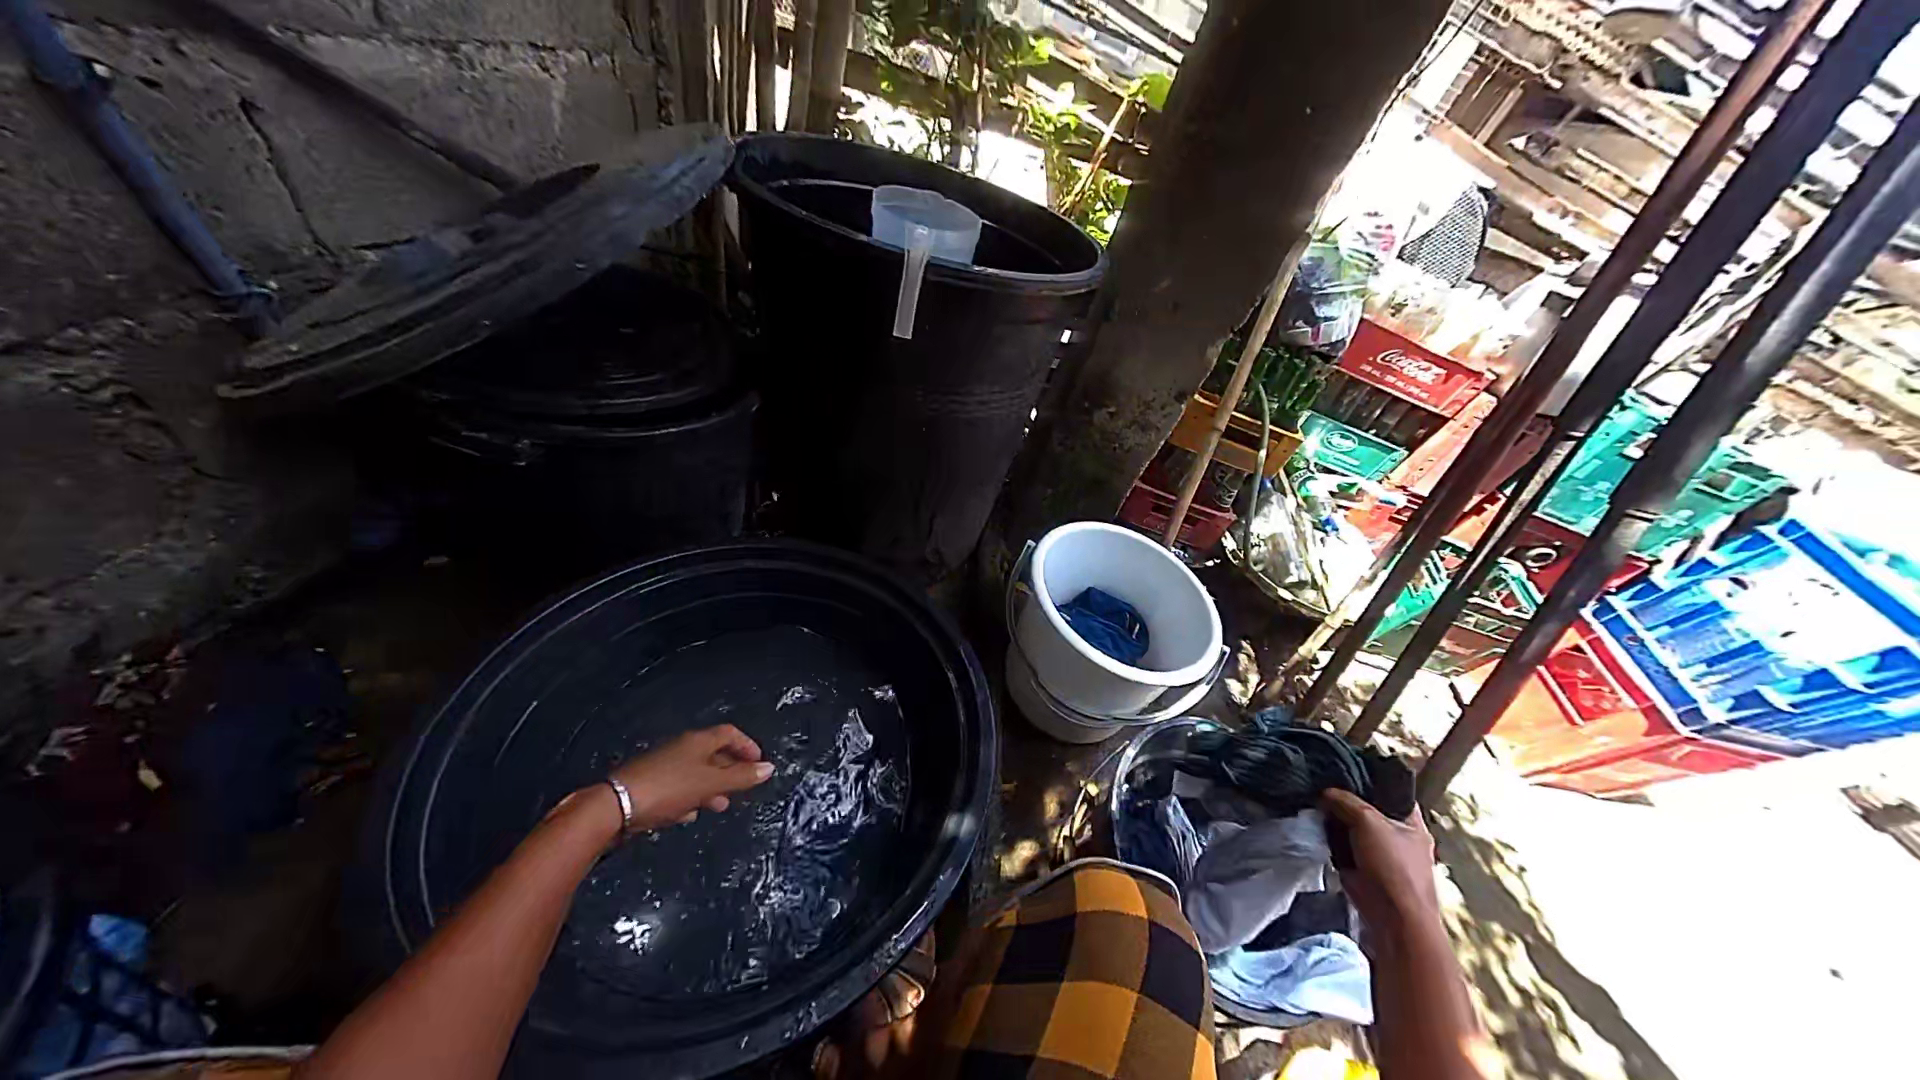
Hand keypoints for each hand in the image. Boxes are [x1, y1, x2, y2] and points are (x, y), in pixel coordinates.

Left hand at [606, 724, 774, 830]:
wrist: (614, 807)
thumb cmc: (669, 789)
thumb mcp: (711, 783)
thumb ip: (741, 777)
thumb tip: (769, 768)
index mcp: (698, 741)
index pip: (730, 733)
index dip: (747, 746)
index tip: (759, 764)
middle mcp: (682, 748)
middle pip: (714, 753)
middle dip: (730, 771)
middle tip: (742, 788)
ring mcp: (663, 765)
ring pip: (696, 772)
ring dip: (711, 787)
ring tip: (719, 805)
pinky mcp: (649, 784)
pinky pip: (678, 786)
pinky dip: (689, 797)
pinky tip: (687, 814)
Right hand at [1320, 788, 1440, 937]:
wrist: (1393, 917)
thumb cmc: (1392, 865)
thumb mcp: (1368, 821)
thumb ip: (1345, 801)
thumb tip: (1324, 793)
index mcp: (1411, 823)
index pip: (1390, 790)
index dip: (1369, 778)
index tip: (1342, 769)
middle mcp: (1398, 835)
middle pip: (1367, 808)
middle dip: (1345, 800)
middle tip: (1321, 786)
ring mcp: (1379, 853)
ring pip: (1352, 827)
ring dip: (1336, 820)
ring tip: (1314, 803)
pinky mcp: (1362, 868)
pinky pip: (1343, 845)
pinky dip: (1331, 839)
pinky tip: (1316, 826)